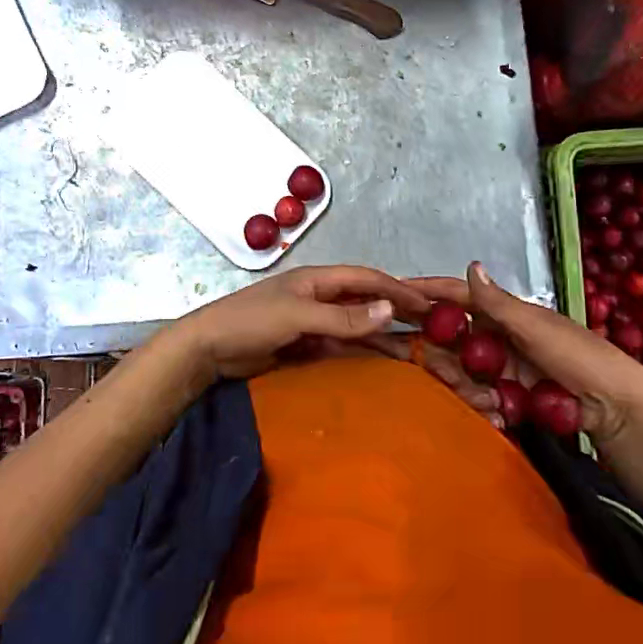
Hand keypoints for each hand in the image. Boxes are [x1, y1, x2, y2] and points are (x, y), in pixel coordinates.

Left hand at [158, 265, 431, 383]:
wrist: (209, 349)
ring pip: (358, 327)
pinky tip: (385, 363)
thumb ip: (343, 317)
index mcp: (318, 280)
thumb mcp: (298, 315)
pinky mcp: (307, 345)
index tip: (430, 302)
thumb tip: (390, 310)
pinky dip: (364, 352)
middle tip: (433, 324)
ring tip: (419, 349)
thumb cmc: (251, 321)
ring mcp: (314, 323)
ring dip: (385, 336)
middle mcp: (320, 298)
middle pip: (367, 302)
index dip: (398, 289)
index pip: (367, 280)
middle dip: (398, 311)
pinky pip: (343, 346)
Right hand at [406, 262, 642, 445]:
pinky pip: (478, 397)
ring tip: (493, 402)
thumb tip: (470, 264)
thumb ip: (498, 302)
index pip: (455, 297)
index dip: (425, 293)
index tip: (392, 292)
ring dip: (468, 388)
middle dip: (444, 358)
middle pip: (448, 340)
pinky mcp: (507, 396)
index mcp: (503, 314)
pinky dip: (483, 406)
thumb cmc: (581, 357)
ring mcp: (500, 369)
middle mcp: (495, 338)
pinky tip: (498, 415)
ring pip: (459, 372)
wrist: (619, 409)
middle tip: (448, 373)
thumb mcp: (538, 327)